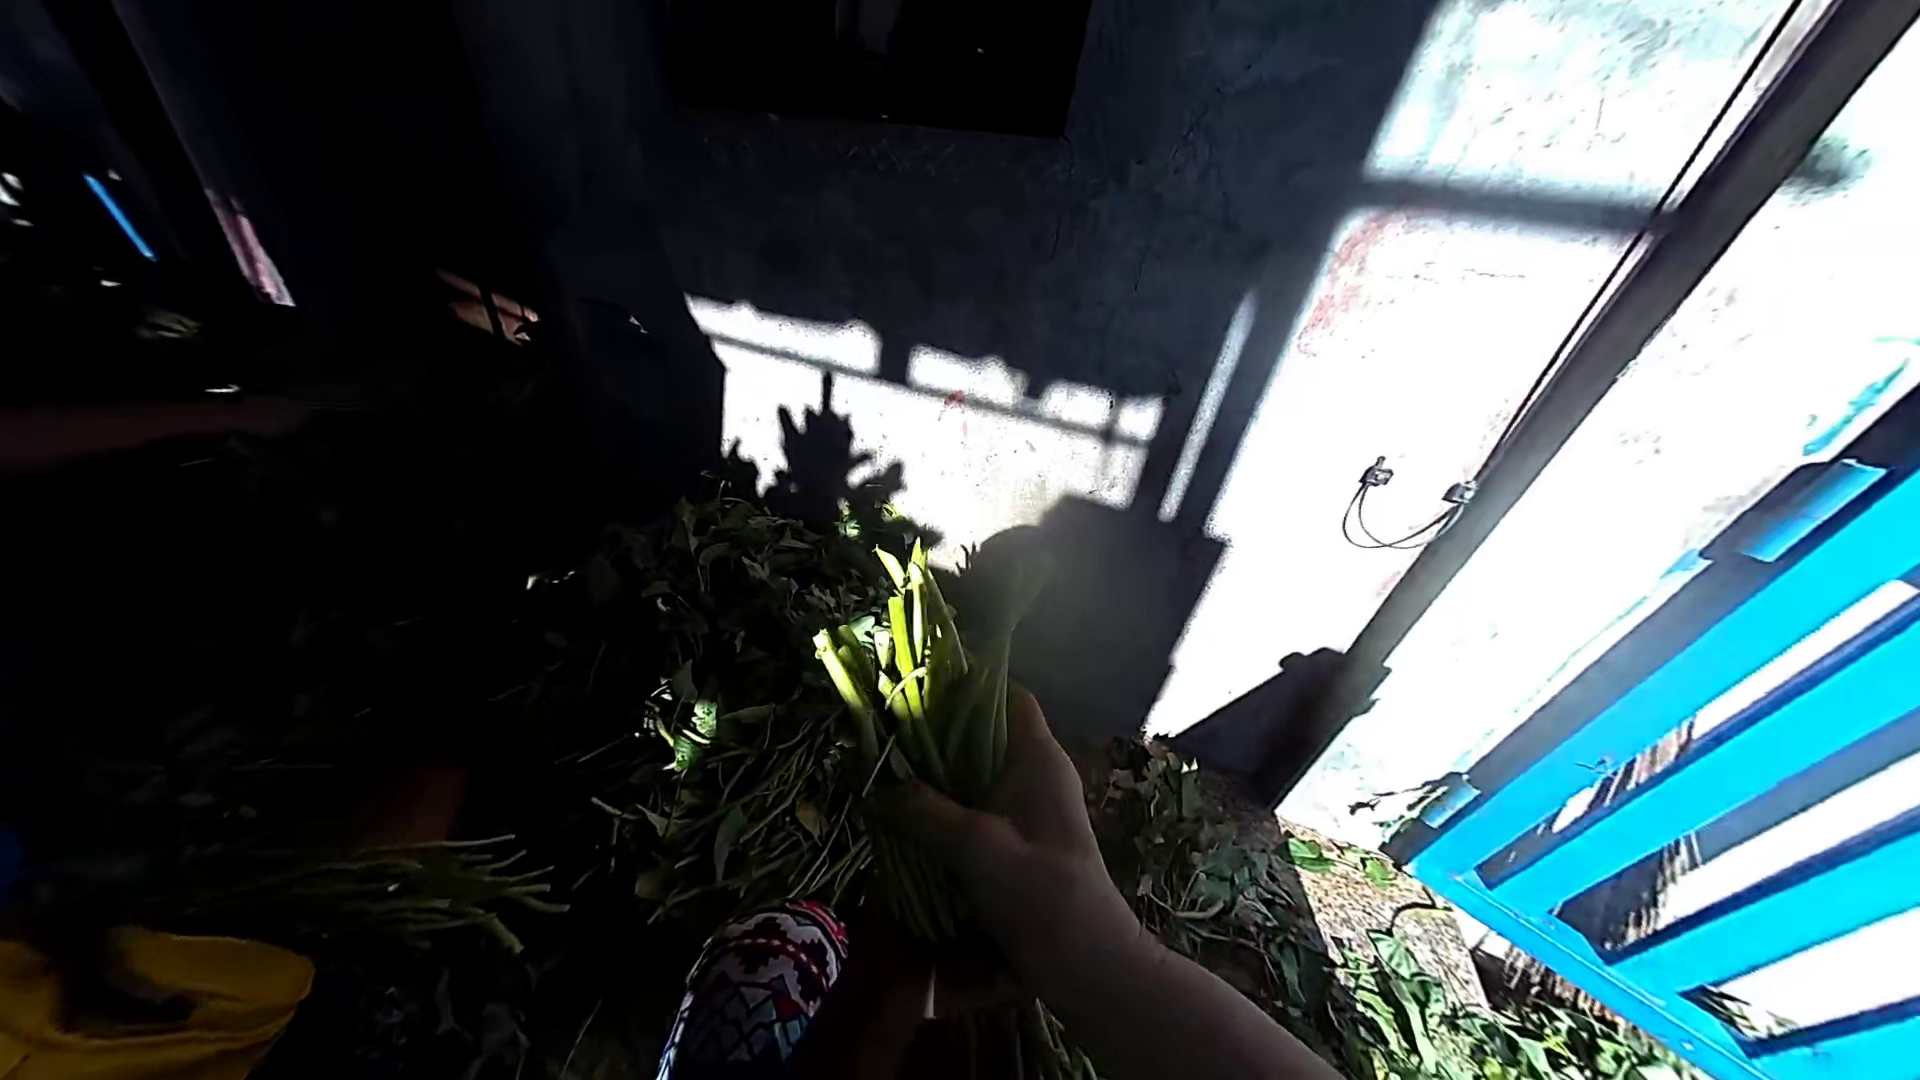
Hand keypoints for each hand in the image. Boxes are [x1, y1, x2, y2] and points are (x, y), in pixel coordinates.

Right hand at [892, 691, 1147, 991]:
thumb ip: (925, 812)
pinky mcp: (1026, 831)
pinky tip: (922, 811)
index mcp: (1038, 756)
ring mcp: (1034, 802)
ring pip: (985, 767)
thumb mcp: (975, 847)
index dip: (973, 686)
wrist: (1088, 962)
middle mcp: (1039, 770)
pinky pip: (986, 798)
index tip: (928, 691)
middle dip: (946, 731)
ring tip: (900, 767)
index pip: (1011, 697)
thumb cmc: (1040, 892)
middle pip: (991, 730)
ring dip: (947, 769)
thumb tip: (879, 790)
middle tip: (899, 733)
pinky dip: (956, 797)